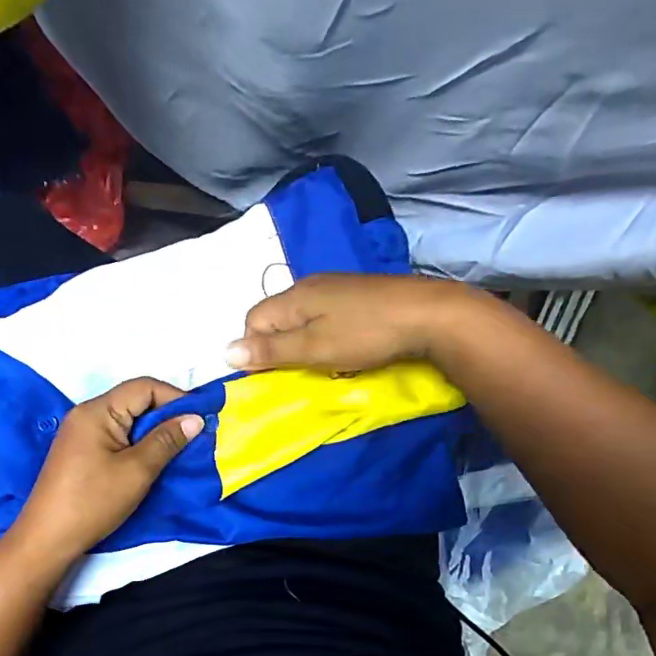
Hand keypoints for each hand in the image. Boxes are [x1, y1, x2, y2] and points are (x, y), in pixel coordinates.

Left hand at [6, 378, 204, 562]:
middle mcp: (86, 414)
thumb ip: (166, 440)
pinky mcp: (80, 452)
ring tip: (178, 449)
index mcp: (97, 411)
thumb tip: (194, 418)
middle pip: (134, 401)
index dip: (176, 398)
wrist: (48, 537)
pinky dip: (136, 443)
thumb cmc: (93, 501)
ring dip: (153, 431)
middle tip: (194, 436)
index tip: (202, 418)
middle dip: (166, 415)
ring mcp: (80, 433)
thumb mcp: (137, 471)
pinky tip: (152, 460)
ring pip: (126, 420)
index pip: (144, 387)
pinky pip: (115, 436)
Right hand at [226, 272, 474, 373]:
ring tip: (323, 361)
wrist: (430, 314)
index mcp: (294, 296)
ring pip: (300, 318)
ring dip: (303, 342)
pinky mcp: (356, 295)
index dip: (255, 348)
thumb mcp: (313, 348)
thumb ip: (270, 351)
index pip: (253, 321)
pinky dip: (325, 334)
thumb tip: (225, 352)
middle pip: (275, 318)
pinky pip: (324, 316)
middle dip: (280, 346)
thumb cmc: (366, 334)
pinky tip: (344, 346)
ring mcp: (335, 287)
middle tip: (300, 368)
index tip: (275, 370)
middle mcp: (309, 285)